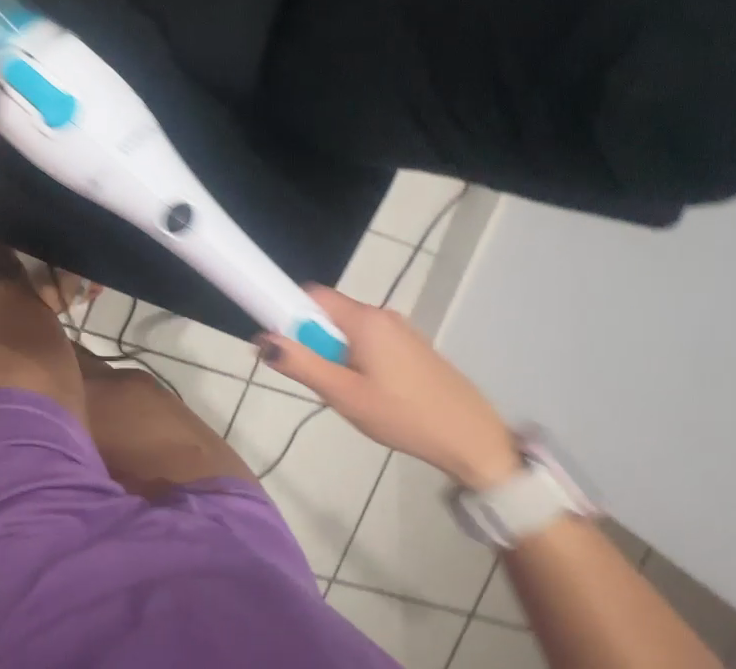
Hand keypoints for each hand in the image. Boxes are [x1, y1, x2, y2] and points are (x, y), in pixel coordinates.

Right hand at [256, 286, 521, 490]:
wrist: (473, 441)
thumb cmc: (404, 416)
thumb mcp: (344, 395)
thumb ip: (302, 364)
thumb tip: (262, 341)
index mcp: (365, 320)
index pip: (312, 295)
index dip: (289, 311)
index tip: (281, 342)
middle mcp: (383, 316)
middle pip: (330, 314)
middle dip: (314, 341)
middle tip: (320, 380)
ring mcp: (402, 331)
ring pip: (350, 332)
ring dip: (336, 355)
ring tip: (347, 394)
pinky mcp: (414, 349)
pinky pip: (370, 343)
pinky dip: (358, 361)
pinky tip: (371, 395)